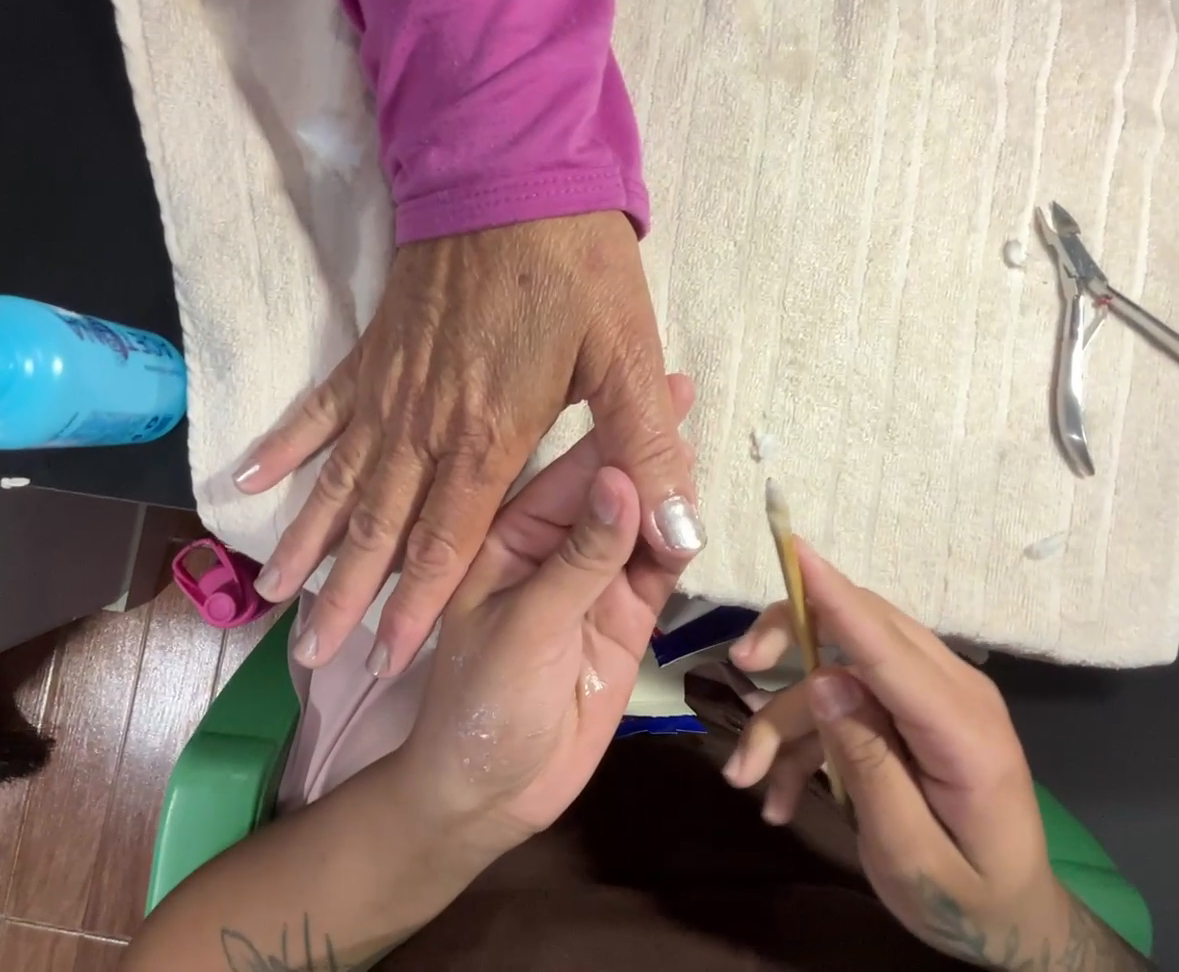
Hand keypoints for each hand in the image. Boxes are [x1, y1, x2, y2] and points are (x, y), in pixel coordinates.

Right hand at [232, 212, 700, 678]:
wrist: (509, 172)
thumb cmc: (574, 266)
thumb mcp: (628, 354)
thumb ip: (647, 449)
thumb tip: (678, 535)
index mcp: (488, 438)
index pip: (446, 544)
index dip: (418, 606)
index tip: (386, 657)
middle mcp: (425, 428)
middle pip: (380, 528)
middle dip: (347, 596)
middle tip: (310, 654)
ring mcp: (388, 391)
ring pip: (340, 483)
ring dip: (306, 541)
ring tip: (271, 592)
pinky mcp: (371, 355)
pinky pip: (318, 409)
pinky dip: (283, 447)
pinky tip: (244, 481)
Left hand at [379, 374, 695, 847]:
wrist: (495, 790)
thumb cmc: (483, 701)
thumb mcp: (525, 623)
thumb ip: (580, 559)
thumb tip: (623, 480)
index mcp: (509, 535)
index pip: (565, 474)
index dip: (606, 433)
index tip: (642, 387)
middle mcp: (553, 546)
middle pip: (607, 489)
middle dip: (641, 448)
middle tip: (679, 396)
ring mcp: (593, 580)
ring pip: (637, 525)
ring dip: (665, 495)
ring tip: (694, 453)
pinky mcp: (625, 617)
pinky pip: (655, 572)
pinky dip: (675, 549)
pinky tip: (693, 521)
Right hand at [722, 543, 1148, 970]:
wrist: (1012, 923)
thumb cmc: (969, 900)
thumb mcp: (911, 855)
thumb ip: (870, 765)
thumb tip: (824, 681)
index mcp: (963, 729)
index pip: (889, 647)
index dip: (836, 597)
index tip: (796, 549)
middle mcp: (950, 692)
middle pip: (859, 628)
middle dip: (789, 638)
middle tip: (740, 667)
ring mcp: (929, 698)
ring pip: (834, 669)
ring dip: (782, 720)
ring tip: (747, 780)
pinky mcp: (909, 709)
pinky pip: (842, 698)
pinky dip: (802, 740)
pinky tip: (779, 794)